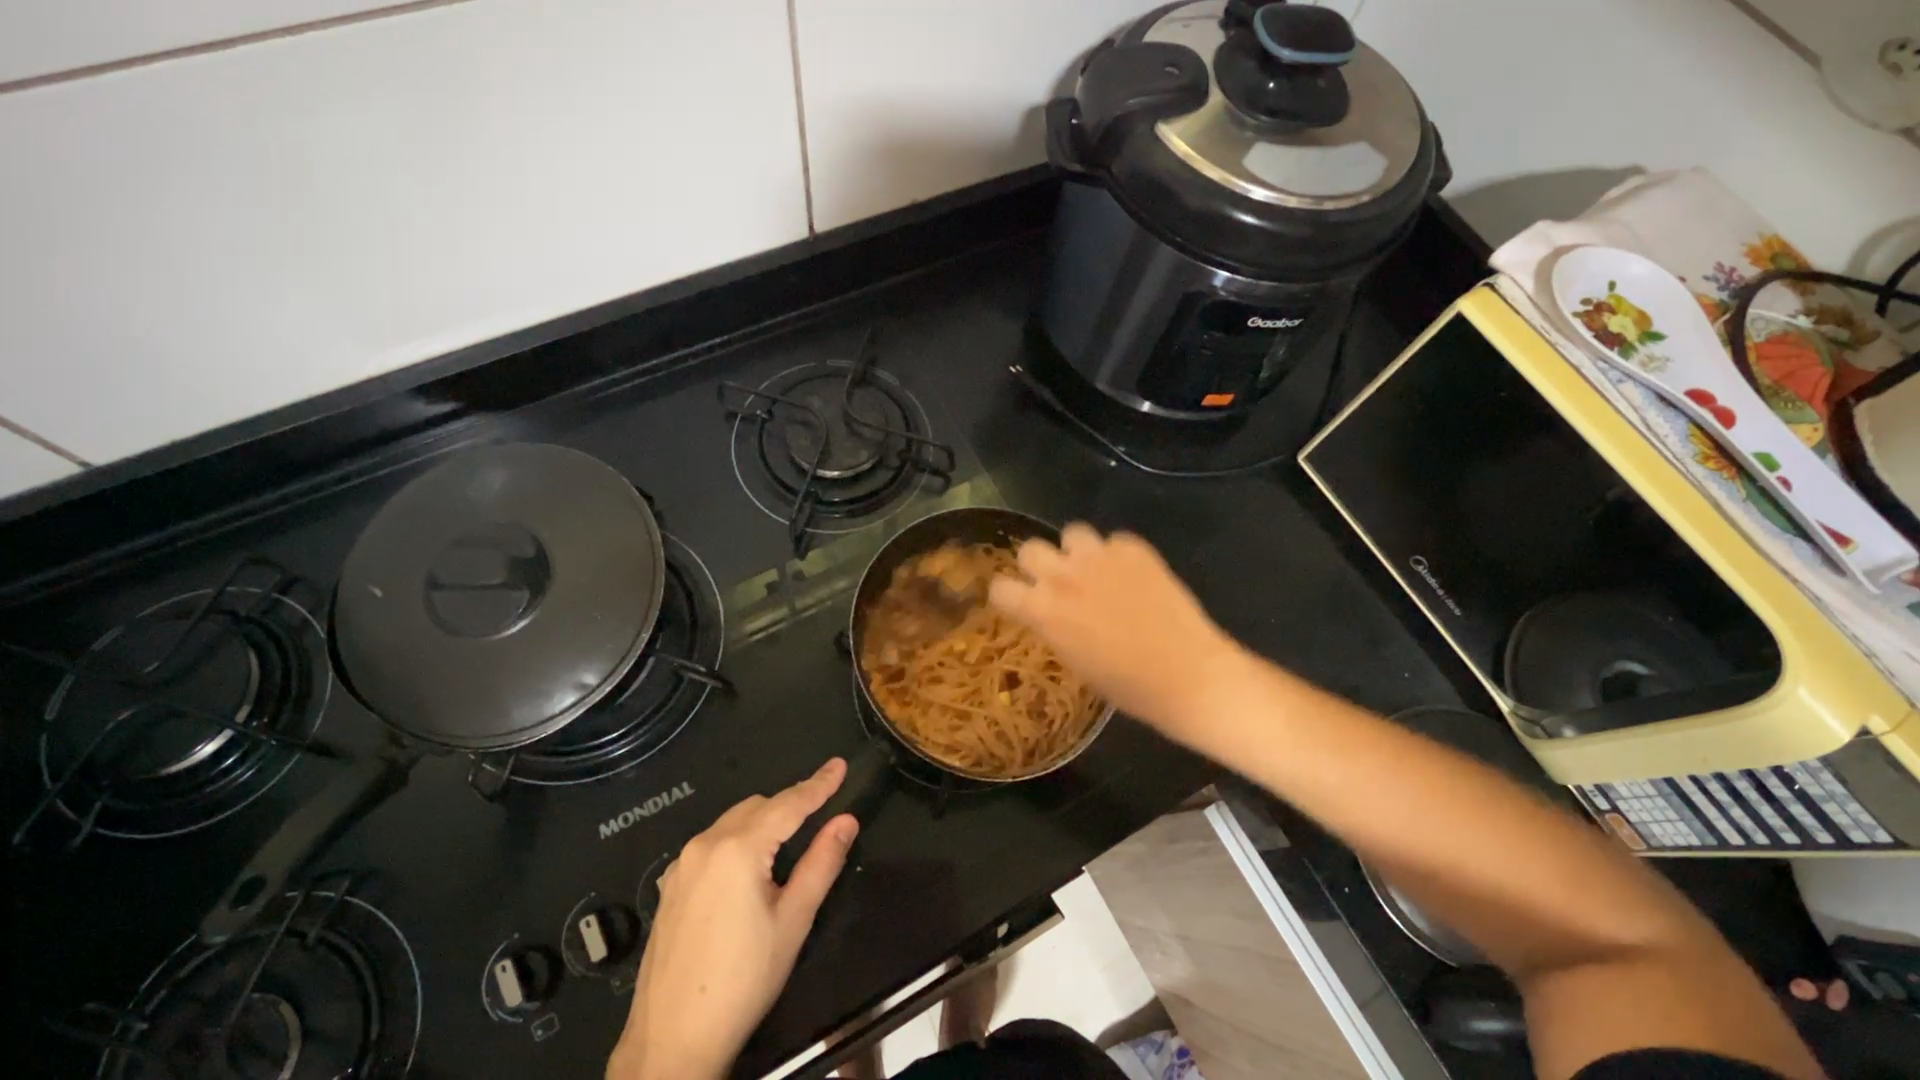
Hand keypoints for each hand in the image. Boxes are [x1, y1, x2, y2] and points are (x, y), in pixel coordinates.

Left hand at [608, 759, 858, 1079]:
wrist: (674, 1035)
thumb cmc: (744, 978)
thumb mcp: (794, 921)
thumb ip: (822, 863)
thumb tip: (845, 820)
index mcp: (738, 849)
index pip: (788, 804)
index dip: (818, 784)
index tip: (839, 765)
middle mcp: (704, 845)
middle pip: (757, 808)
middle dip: (790, 806)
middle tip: (822, 815)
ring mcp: (681, 866)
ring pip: (731, 824)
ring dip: (762, 824)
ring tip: (789, 847)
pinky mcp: (670, 887)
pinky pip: (710, 847)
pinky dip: (737, 844)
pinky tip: (748, 874)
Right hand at [988, 524, 1242, 743]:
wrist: (1188, 675)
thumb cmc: (1129, 687)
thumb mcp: (1076, 662)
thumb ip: (1055, 628)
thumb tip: (1051, 615)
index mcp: (1043, 611)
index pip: (1000, 588)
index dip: (1007, 596)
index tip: (1018, 604)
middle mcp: (1065, 577)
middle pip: (1030, 549)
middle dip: (1038, 565)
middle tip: (1055, 583)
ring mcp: (1101, 558)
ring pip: (1072, 533)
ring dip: (1077, 552)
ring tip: (1094, 571)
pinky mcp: (1136, 550)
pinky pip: (1114, 540)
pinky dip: (1117, 555)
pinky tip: (1130, 576)